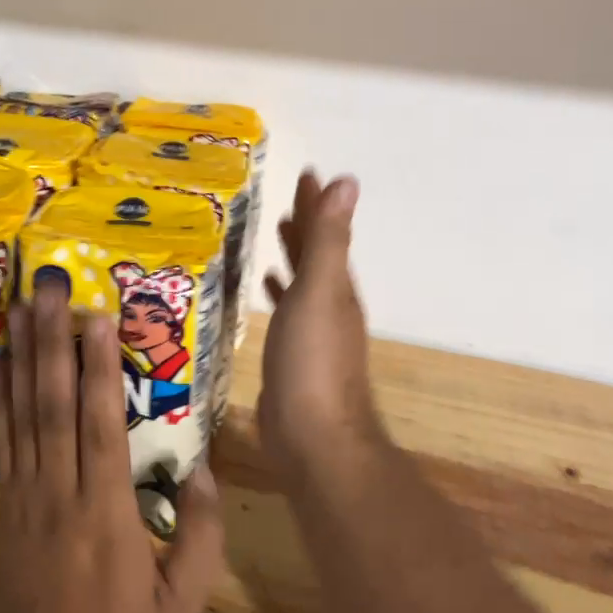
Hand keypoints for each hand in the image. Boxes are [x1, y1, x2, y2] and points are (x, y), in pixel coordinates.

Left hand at [0, 278, 224, 612]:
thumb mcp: (182, 601)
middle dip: (52, 340)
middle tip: (49, 287)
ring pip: (23, 414)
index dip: (99, 367)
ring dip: (20, 356)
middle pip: (54, 403)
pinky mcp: (4, 507)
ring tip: (19, 306)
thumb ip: (200, 534)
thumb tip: (204, 467)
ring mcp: (25, 496)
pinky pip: (2, 442)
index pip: (101, 424)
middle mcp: (60, 492)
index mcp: (107, 511)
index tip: (98, 316)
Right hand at [260, 171, 381, 486]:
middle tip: (288, 196)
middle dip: (306, 224)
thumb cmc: (313, 361)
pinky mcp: (293, 358)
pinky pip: (287, 310)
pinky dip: (280, 293)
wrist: (313, 439)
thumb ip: (327, 239)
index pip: (326, 232)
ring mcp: (313, 334)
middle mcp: (329, 306)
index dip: (316, 203)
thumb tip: (346, 182)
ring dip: (293, 256)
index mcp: (335, 287)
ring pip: (303, 281)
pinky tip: (266, 291)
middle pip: (317, 254)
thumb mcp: (319, 291)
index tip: (307, 172)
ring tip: (274, 232)